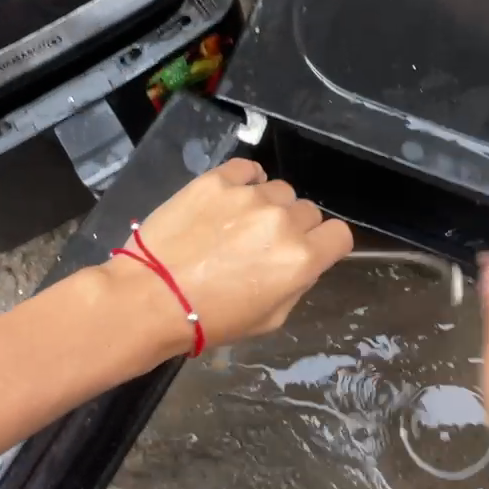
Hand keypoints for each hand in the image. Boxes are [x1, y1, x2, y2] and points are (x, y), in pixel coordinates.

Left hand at [99, 159, 353, 352]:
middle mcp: (282, 221)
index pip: (339, 235)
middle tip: (263, 246)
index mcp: (301, 259)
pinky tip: (231, 198)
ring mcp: (249, 196)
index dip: (326, 244)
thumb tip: (301, 262)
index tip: (310, 250)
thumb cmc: (210, 320)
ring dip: (268, 205)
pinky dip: (245, 180)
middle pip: (309, 211)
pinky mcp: (217, 180)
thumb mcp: (270, 320)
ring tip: (238, 224)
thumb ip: (296, 285)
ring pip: (279, 190)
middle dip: (294, 228)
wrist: (149, 298)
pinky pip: (247, 169)